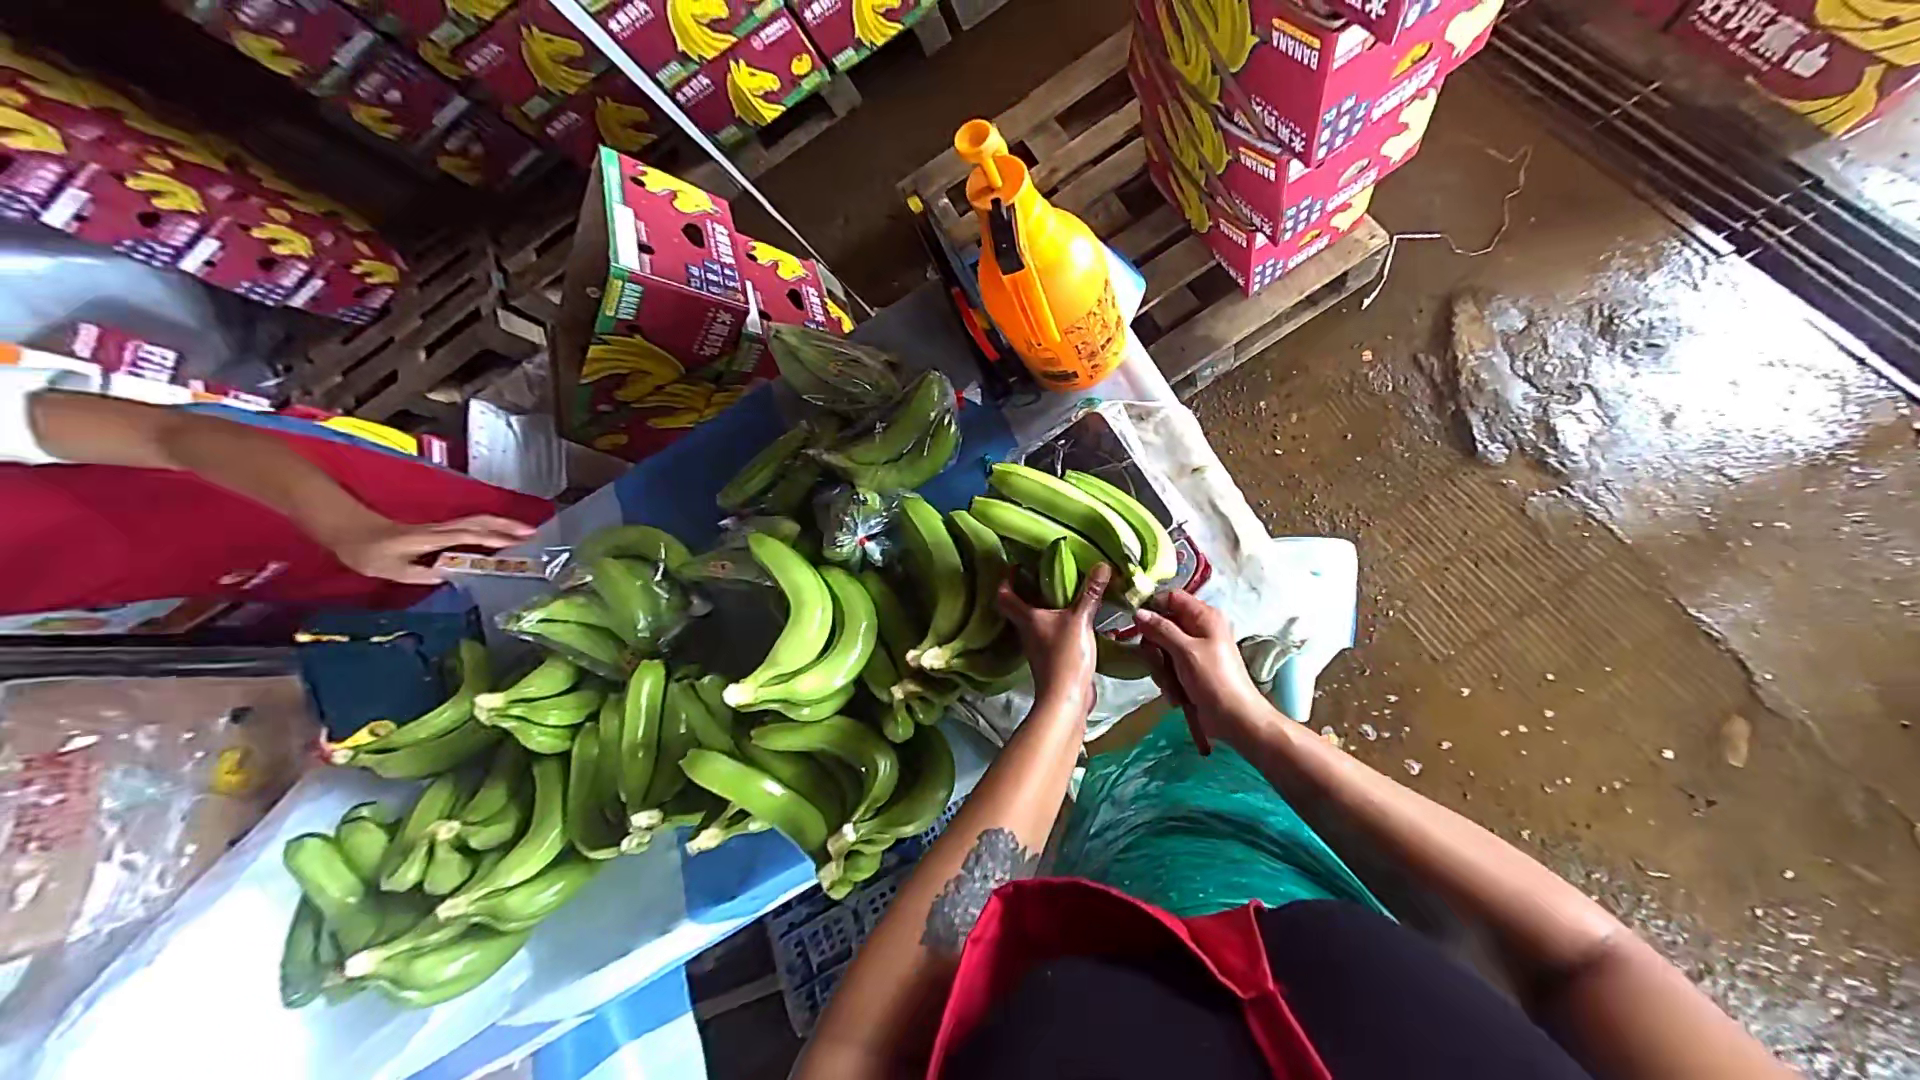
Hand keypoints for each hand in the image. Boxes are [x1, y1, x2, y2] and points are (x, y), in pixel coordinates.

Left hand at [324, 514, 536, 584]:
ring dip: (502, 524)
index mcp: (430, 539)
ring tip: (525, 531)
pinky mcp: (440, 529)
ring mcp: (440, 527)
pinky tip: (501, 533)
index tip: (518, 542)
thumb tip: (453, 576)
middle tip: (533, 533)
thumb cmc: (367, 552)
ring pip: (477, 521)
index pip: (468, 535)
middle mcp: (440, 529)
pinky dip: (491, 527)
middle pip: (479, 522)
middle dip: (507, 526)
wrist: (348, 529)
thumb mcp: (390, 570)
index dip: (493, 538)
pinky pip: (471, 525)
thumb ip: (423, 573)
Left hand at [996, 562, 1110, 715]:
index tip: (1017, 566)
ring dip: (1049, 607)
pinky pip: (1055, 633)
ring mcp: (1039, 645)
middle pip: (1020, 606)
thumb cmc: (1064, 656)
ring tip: (1067, 592)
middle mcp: (1027, 630)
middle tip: (1045, 574)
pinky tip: (1083, 619)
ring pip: (1038, 620)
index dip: (1006, 579)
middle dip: (1029, 590)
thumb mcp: (1080, 620)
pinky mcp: (1052, 657)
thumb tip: (1102, 564)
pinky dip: (1064, 623)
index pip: (1004, 595)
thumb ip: (1090, 593)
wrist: (1066, 699)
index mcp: (1026, 618)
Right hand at [1132, 591, 1278, 751]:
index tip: (1138, 624)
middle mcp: (1198, 629)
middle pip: (1160, 626)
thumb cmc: (1214, 680)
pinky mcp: (1188, 671)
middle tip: (1159, 662)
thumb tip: (1138, 612)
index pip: (1171, 598)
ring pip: (1159, 650)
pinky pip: (1166, 668)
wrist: (1235, 721)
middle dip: (1155, 648)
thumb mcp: (1185, 651)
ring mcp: (1192, 651)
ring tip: (1174, 685)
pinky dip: (1168, 681)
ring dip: (1161, 670)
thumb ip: (1160, 629)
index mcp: (1204, 617)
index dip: (1153, 607)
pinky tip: (1178, 695)